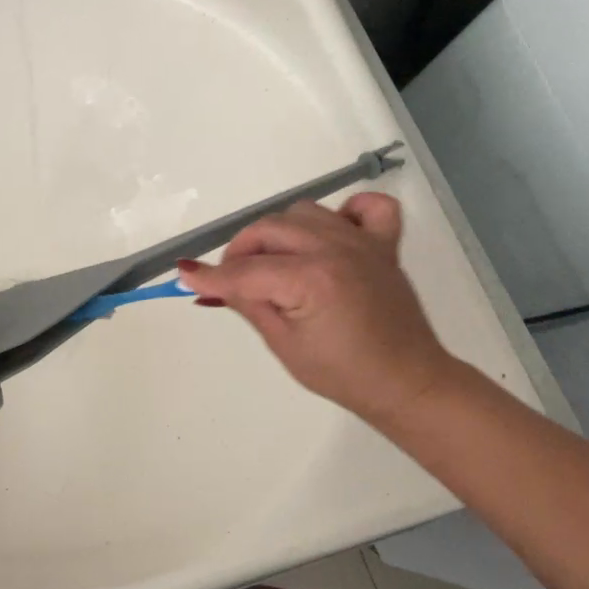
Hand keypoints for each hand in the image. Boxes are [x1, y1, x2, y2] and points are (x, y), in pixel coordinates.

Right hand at [178, 192, 461, 426]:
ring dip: (280, 233)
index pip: (246, 270)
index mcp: (310, 279)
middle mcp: (335, 249)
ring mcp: (362, 242)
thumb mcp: (282, 343)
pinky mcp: (384, 244)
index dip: (211, 276)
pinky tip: (330, 238)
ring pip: (303, 213)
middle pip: (269, 230)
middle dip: (240, 253)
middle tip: (232, 284)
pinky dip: (344, 213)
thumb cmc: (339, 373)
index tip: (184, 277)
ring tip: (275, 266)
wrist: (404, 381)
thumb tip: (204, 281)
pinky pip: (366, 207)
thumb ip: (246, 302)